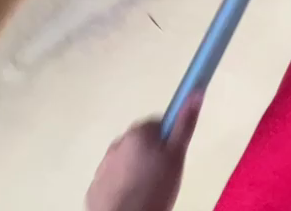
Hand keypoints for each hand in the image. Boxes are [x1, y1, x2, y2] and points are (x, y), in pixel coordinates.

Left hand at [85, 98, 199, 210]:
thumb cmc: (154, 188)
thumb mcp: (177, 155)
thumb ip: (185, 123)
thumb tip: (195, 91)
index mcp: (138, 132)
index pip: (158, 124)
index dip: (168, 140)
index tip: (172, 156)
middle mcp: (118, 143)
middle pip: (141, 142)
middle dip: (152, 155)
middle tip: (163, 175)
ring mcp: (103, 167)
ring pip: (127, 162)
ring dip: (137, 170)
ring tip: (148, 190)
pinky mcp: (94, 189)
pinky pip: (114, 179)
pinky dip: (122, 185)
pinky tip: (132, 199)